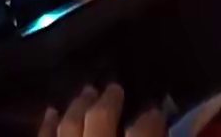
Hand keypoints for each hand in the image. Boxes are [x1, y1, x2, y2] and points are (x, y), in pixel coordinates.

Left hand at [38, 85, 165, 136]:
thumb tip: (173, 127)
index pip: (142, 134)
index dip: (152, 121)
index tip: (158, 110)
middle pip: (100, 119)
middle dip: (109, 102)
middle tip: (115, 88)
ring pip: (69, 125)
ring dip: (79, 106)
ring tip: (88, 91)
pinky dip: (47, 125)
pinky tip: (51, 112)